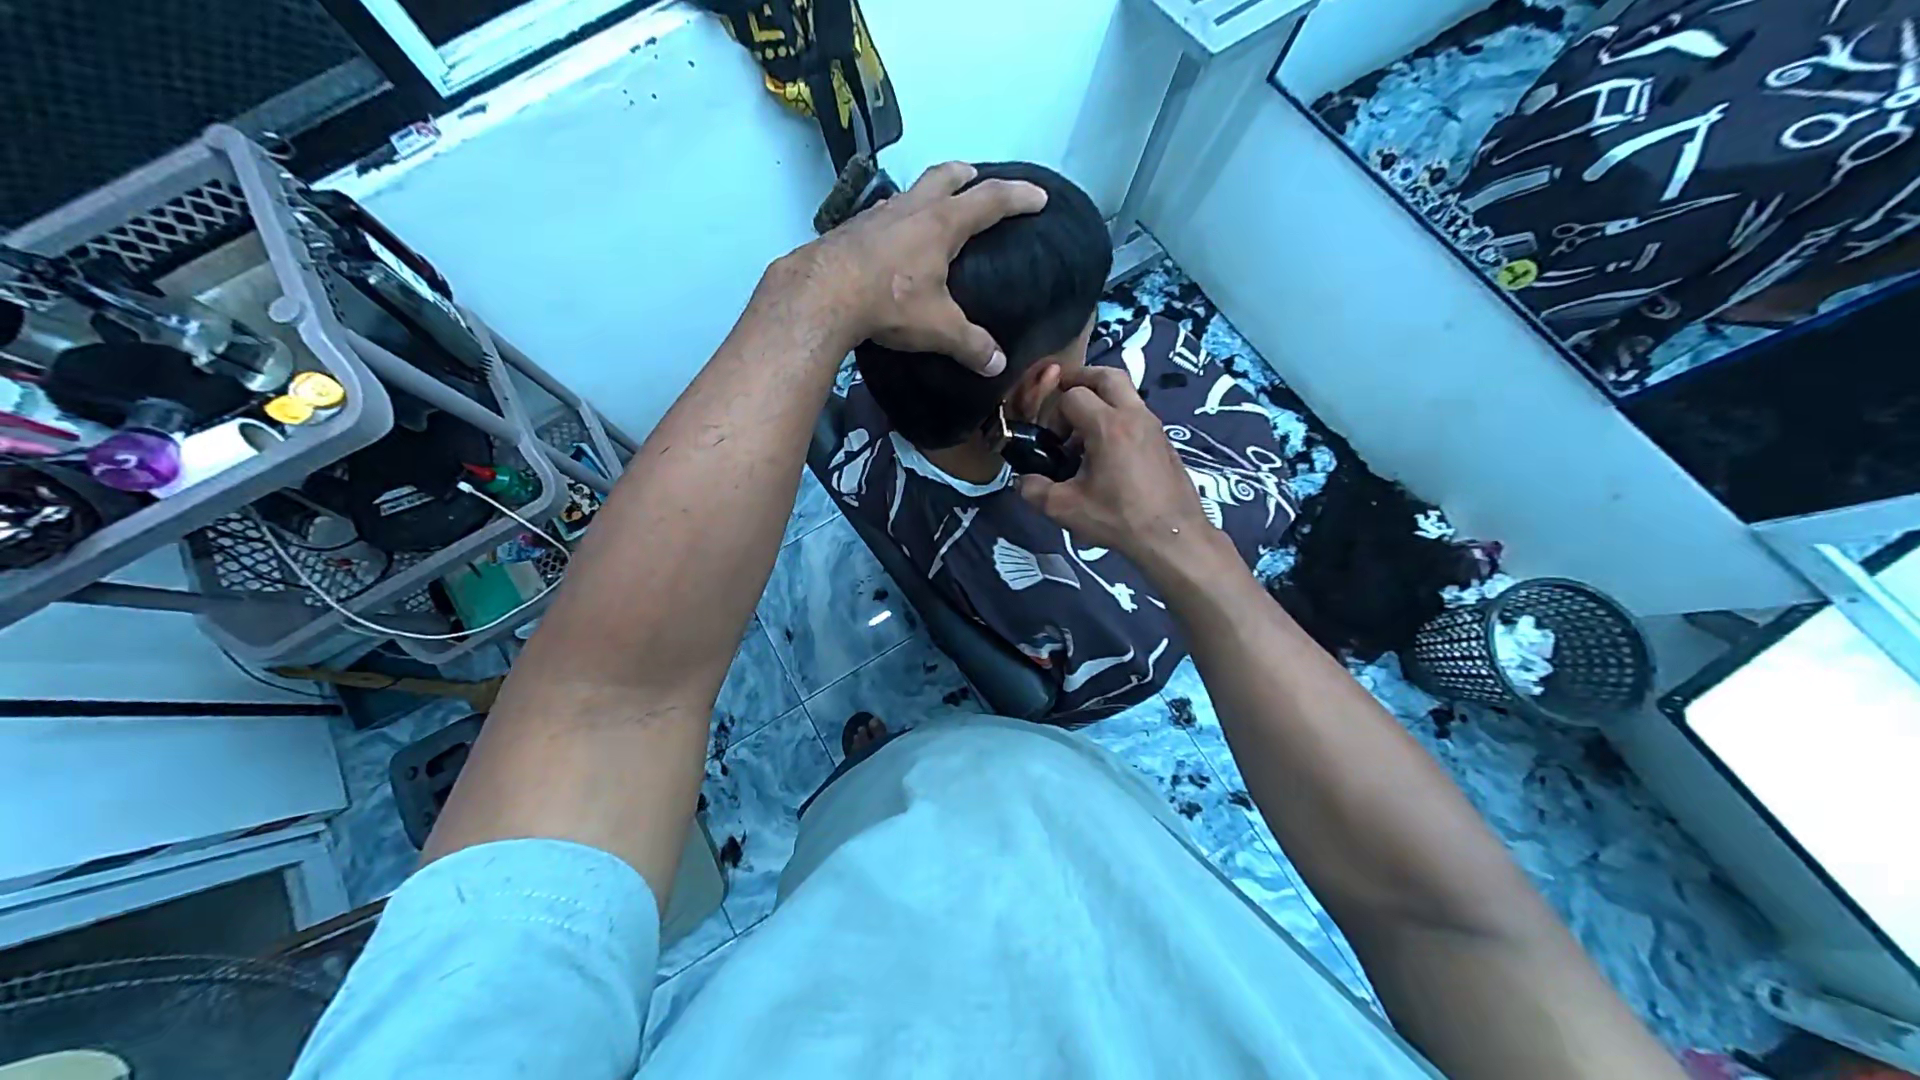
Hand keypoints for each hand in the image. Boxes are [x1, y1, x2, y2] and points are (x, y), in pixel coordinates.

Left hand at [801, 162, 1046, 374]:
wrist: (821, 294)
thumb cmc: (889, 302)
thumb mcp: (938, 328)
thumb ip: (970, 345)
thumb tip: (997, 365)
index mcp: (941, 224)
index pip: (990, 200)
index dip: (1018, 197)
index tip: (1039, 197)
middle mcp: (911, 209)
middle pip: (946, 176)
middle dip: (967, 175)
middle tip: (978, 179)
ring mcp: (877, 215)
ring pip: (910, 192)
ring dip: (927, 193)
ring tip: (934, 209)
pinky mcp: (850, 230)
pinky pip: (882, 215)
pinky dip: (896, 219)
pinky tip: (891, 239)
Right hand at [1017, 366, 1214, 566]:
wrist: (1173, 536)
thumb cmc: (1119, 518)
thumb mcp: (1066, 508)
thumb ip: (1036, 490)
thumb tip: (1022, 481)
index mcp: (1108, 425)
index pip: (1072, 395)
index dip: (1054, 414)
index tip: (1052, 442)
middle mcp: (1134, 415)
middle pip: (1106, 375)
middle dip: (1081, 379)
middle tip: (1063, 398)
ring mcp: (1154, 425)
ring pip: (1126, 391)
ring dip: (1101, 399)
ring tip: (1083, 429)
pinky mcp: (1164, 440)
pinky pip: (1137, 413)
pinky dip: (1118, 417)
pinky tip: (1107, 451)